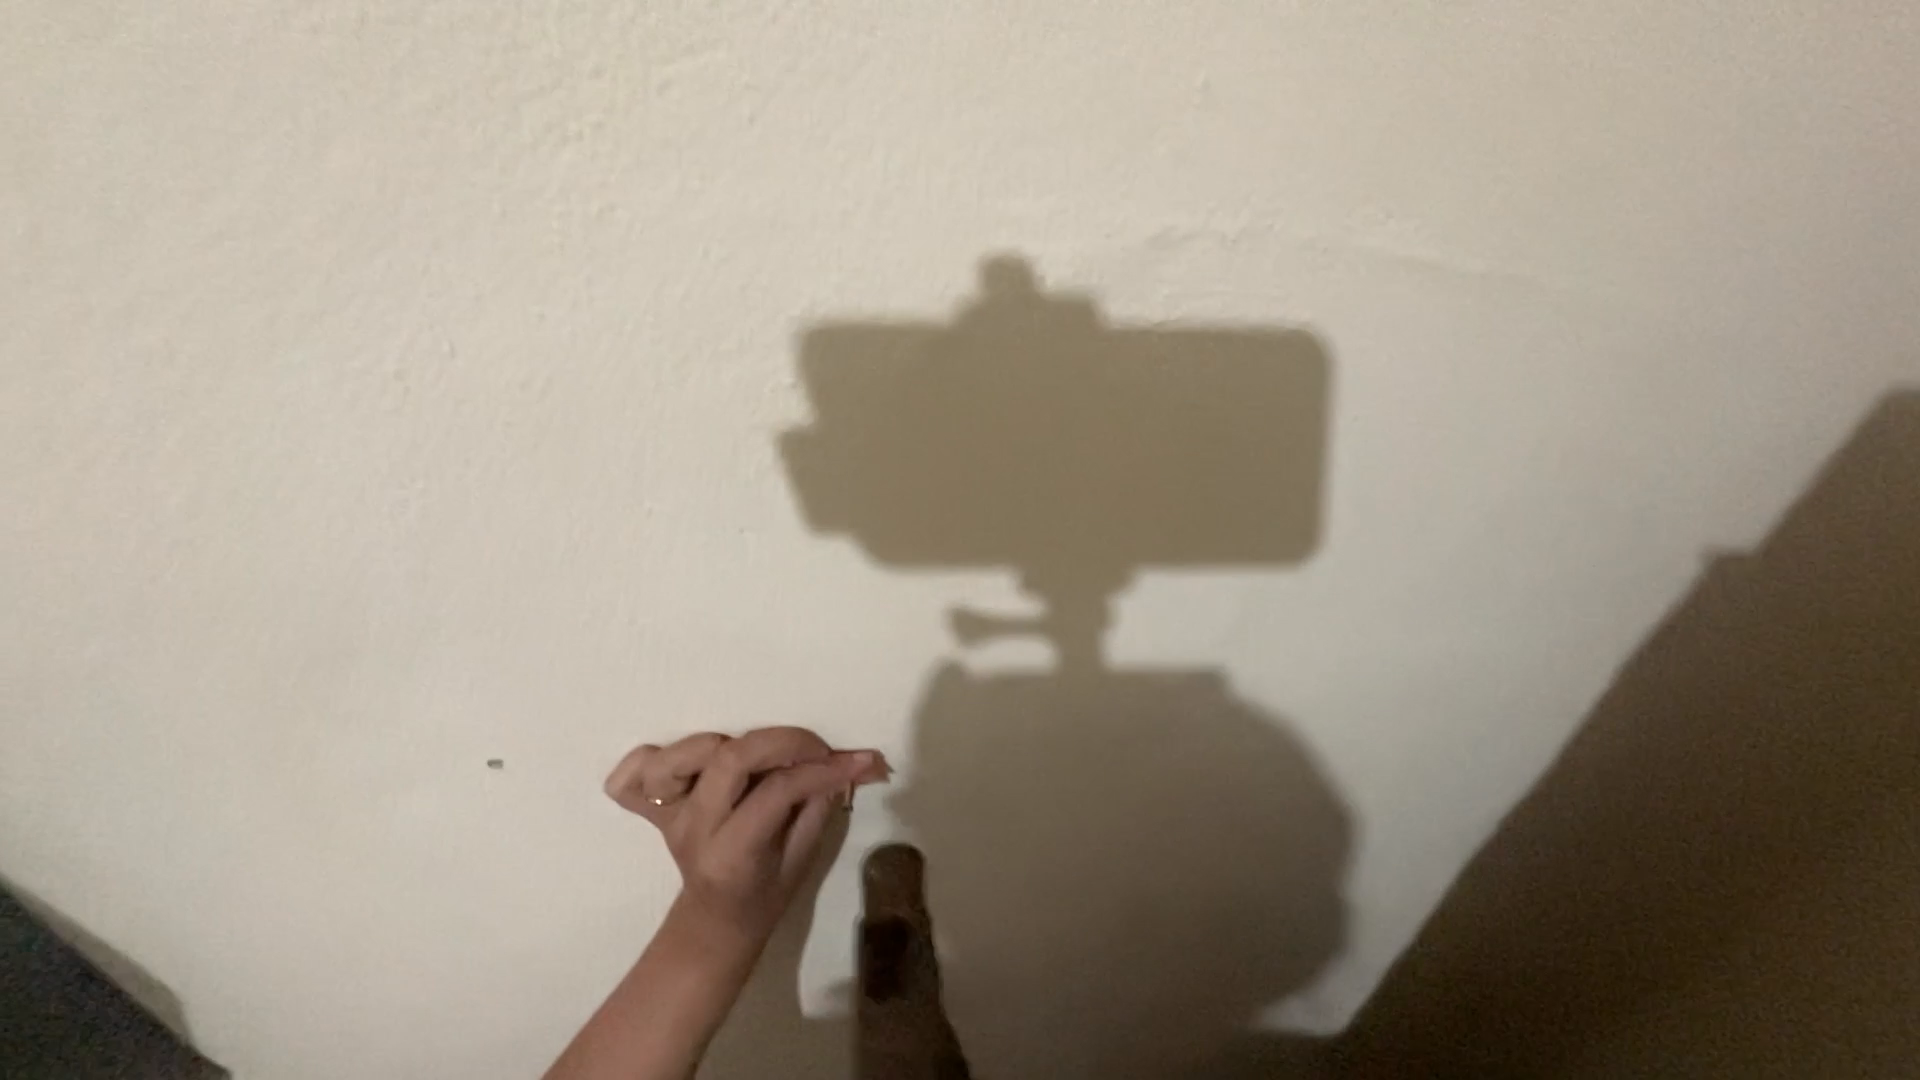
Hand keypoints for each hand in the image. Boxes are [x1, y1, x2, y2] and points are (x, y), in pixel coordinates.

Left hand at [604, 727, 890, 943]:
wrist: (714, 924)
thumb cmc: (765, 895)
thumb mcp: (803, 859)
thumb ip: (819, 805)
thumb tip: (853, 761)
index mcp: (733, 854)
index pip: (777, 792)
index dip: (822, 770)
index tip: (860, 760)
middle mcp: (694, 830)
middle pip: (729, 761)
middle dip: (783, 741)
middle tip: (816, 748)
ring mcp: (669, 816)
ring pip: (676, 759)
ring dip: (720, 742)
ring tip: (757, 750)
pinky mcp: (655, 806)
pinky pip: (631, 777)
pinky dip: (649, 759)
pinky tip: (686, 761)